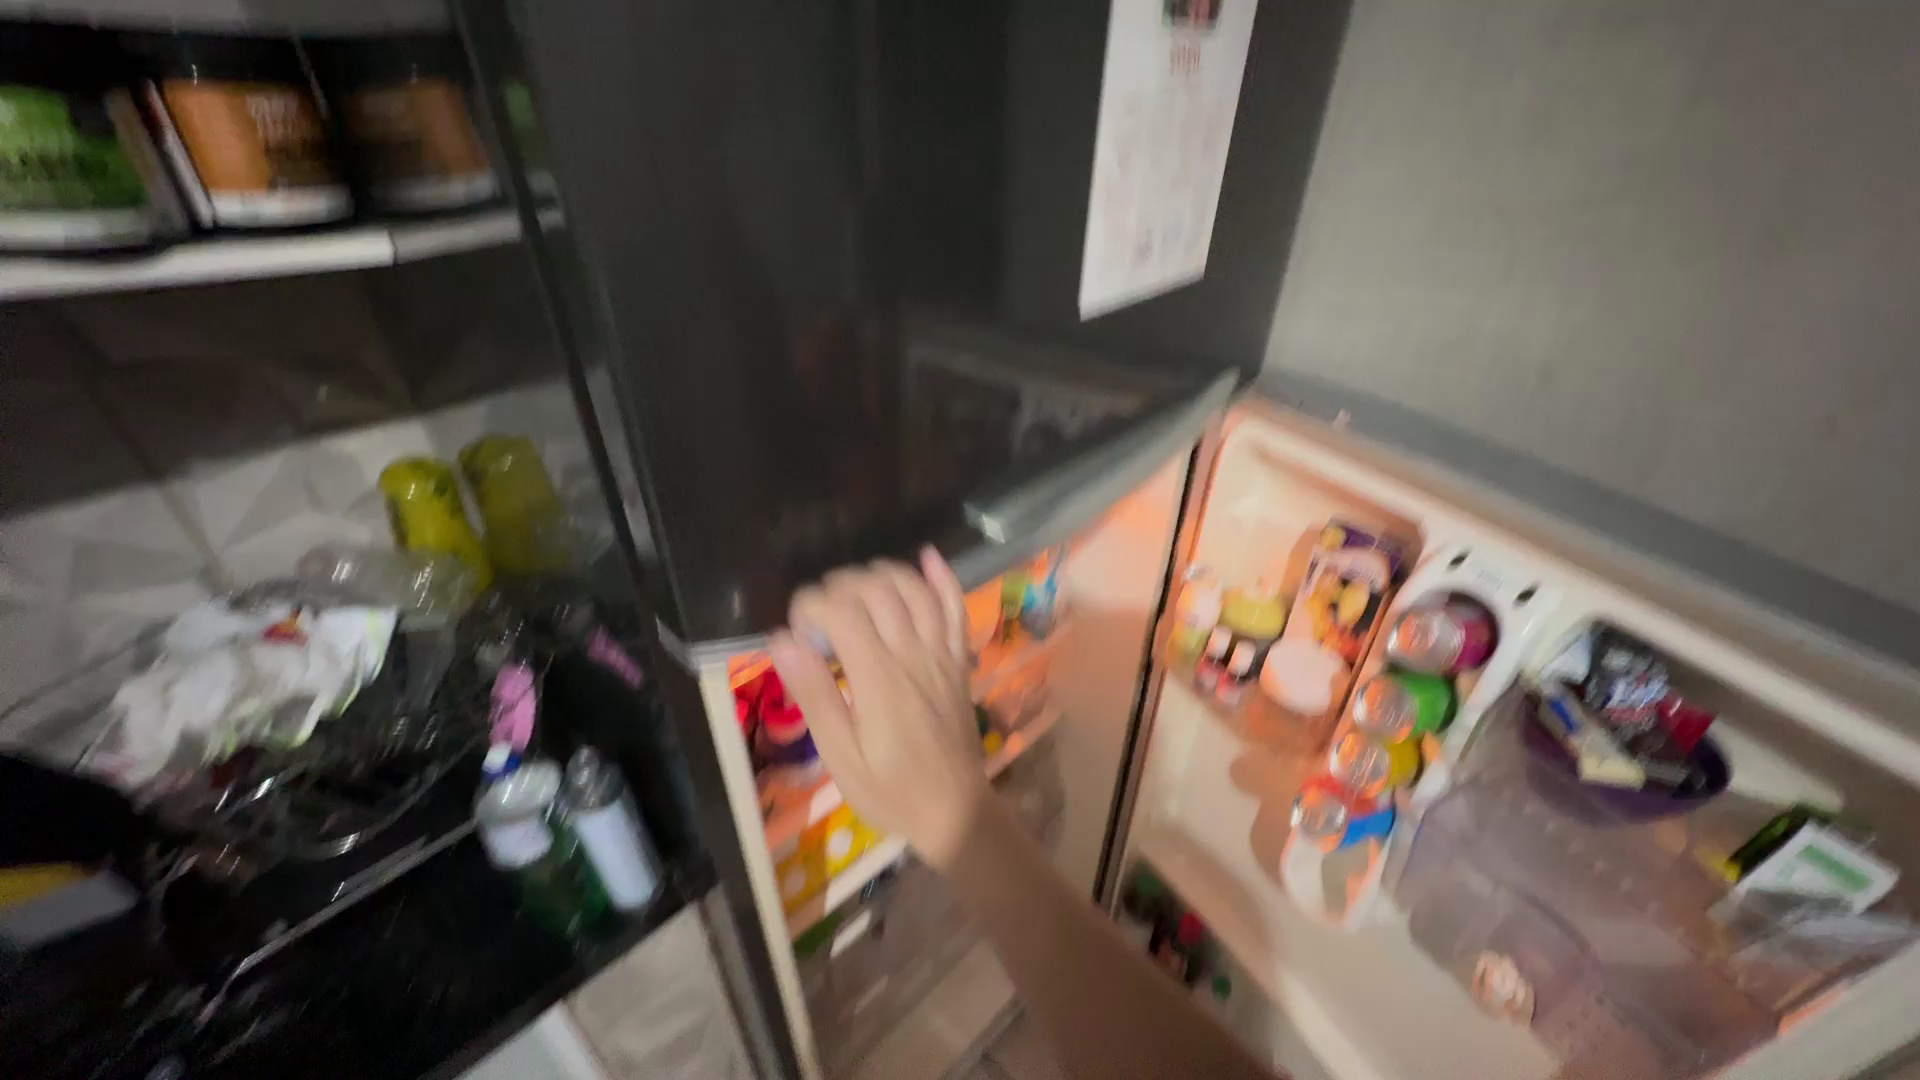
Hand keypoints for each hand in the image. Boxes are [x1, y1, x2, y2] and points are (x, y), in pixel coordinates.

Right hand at [768, 547, 991, 870]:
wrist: (954, 810)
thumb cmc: (890, 790)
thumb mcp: (841, 756)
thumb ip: (815, 696)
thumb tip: (783, 641)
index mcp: (879, 679)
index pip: (842, 613)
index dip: (812, 605)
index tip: (796, 625)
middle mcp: (913, 655)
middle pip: (878, 591)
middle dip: (841, 585)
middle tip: (819, 609)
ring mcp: (942, 654)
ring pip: (915, 590)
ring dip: (882, 574)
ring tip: (854, 588)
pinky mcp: (959, 660)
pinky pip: (955, 608)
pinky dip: (941, 578)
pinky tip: (926, 557)